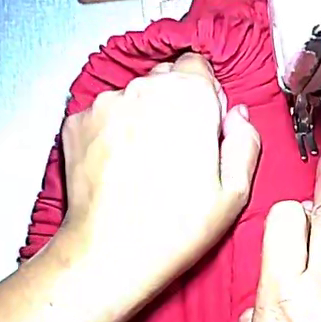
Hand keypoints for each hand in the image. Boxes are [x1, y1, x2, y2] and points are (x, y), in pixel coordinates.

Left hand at [48, 52, 260, 307]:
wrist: (110, 254)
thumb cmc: (174, 228)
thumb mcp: (235, 192)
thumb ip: (245, 141)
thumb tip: (237, 117)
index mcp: (188, 95)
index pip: (198, 68)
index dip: (204, 98)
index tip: (203, 129)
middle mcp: (143, 88)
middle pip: (163, 80)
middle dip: (171, 106)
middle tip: (174, 153)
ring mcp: (103, 104)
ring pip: (130, 99)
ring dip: (138, 119)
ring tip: (142, 166)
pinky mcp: (75, 124)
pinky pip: (100, 118)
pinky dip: (108, 135)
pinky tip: (117, 169)